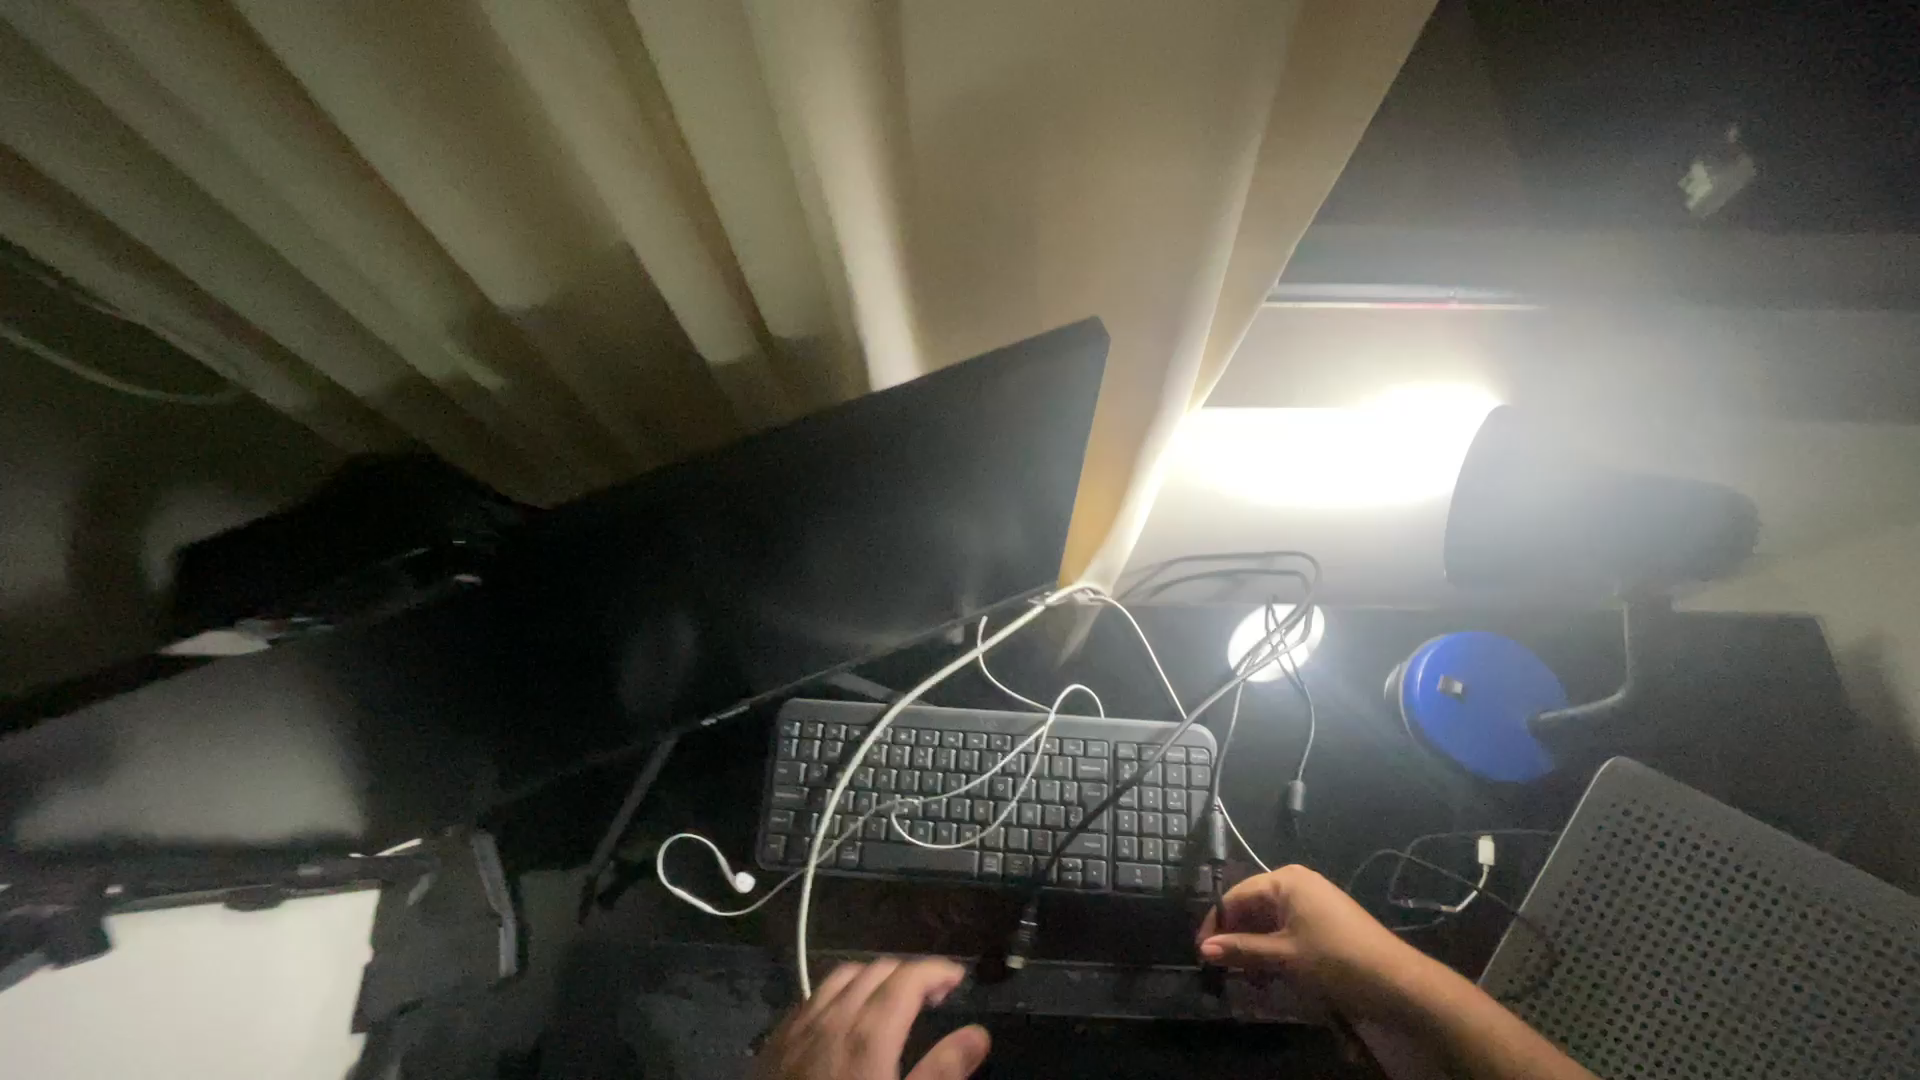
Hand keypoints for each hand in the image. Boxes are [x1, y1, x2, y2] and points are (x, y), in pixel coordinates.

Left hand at [753, 957, 990, 1079]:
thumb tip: (978, 1035)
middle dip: (909, 973)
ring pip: (842, 977)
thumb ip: (941, 1073)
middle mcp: (833, 1017)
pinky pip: (812, 997)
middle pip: (877, 969)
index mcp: (869, 1033)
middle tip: (933, 996)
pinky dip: (838, 993)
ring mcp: (800, 1027)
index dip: (937, 970)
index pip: (909, 977)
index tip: (959, 978)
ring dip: (873, 978)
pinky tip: (843, 1019)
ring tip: (892, 1000)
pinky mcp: (775, 1044)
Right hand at [1196, 864, 1434, 1017]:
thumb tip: (1203, 949)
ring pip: (1270, 920)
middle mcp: (1297, 883)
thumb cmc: (1336, 960)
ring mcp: (1313, 901)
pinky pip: (1288, 928)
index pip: (1236, 895)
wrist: (1400, 984)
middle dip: (1236, 936)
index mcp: (1285, 880)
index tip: (1201, 951)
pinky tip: (1270, 972)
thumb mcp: (1285, 957)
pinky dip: (1275, 948)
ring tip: (1246, 976)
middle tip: (1221, 966)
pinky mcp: (1325, 921)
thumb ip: (1242, 951)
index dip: (1216, 923)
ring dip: (1255, 947)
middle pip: (1252, 906)